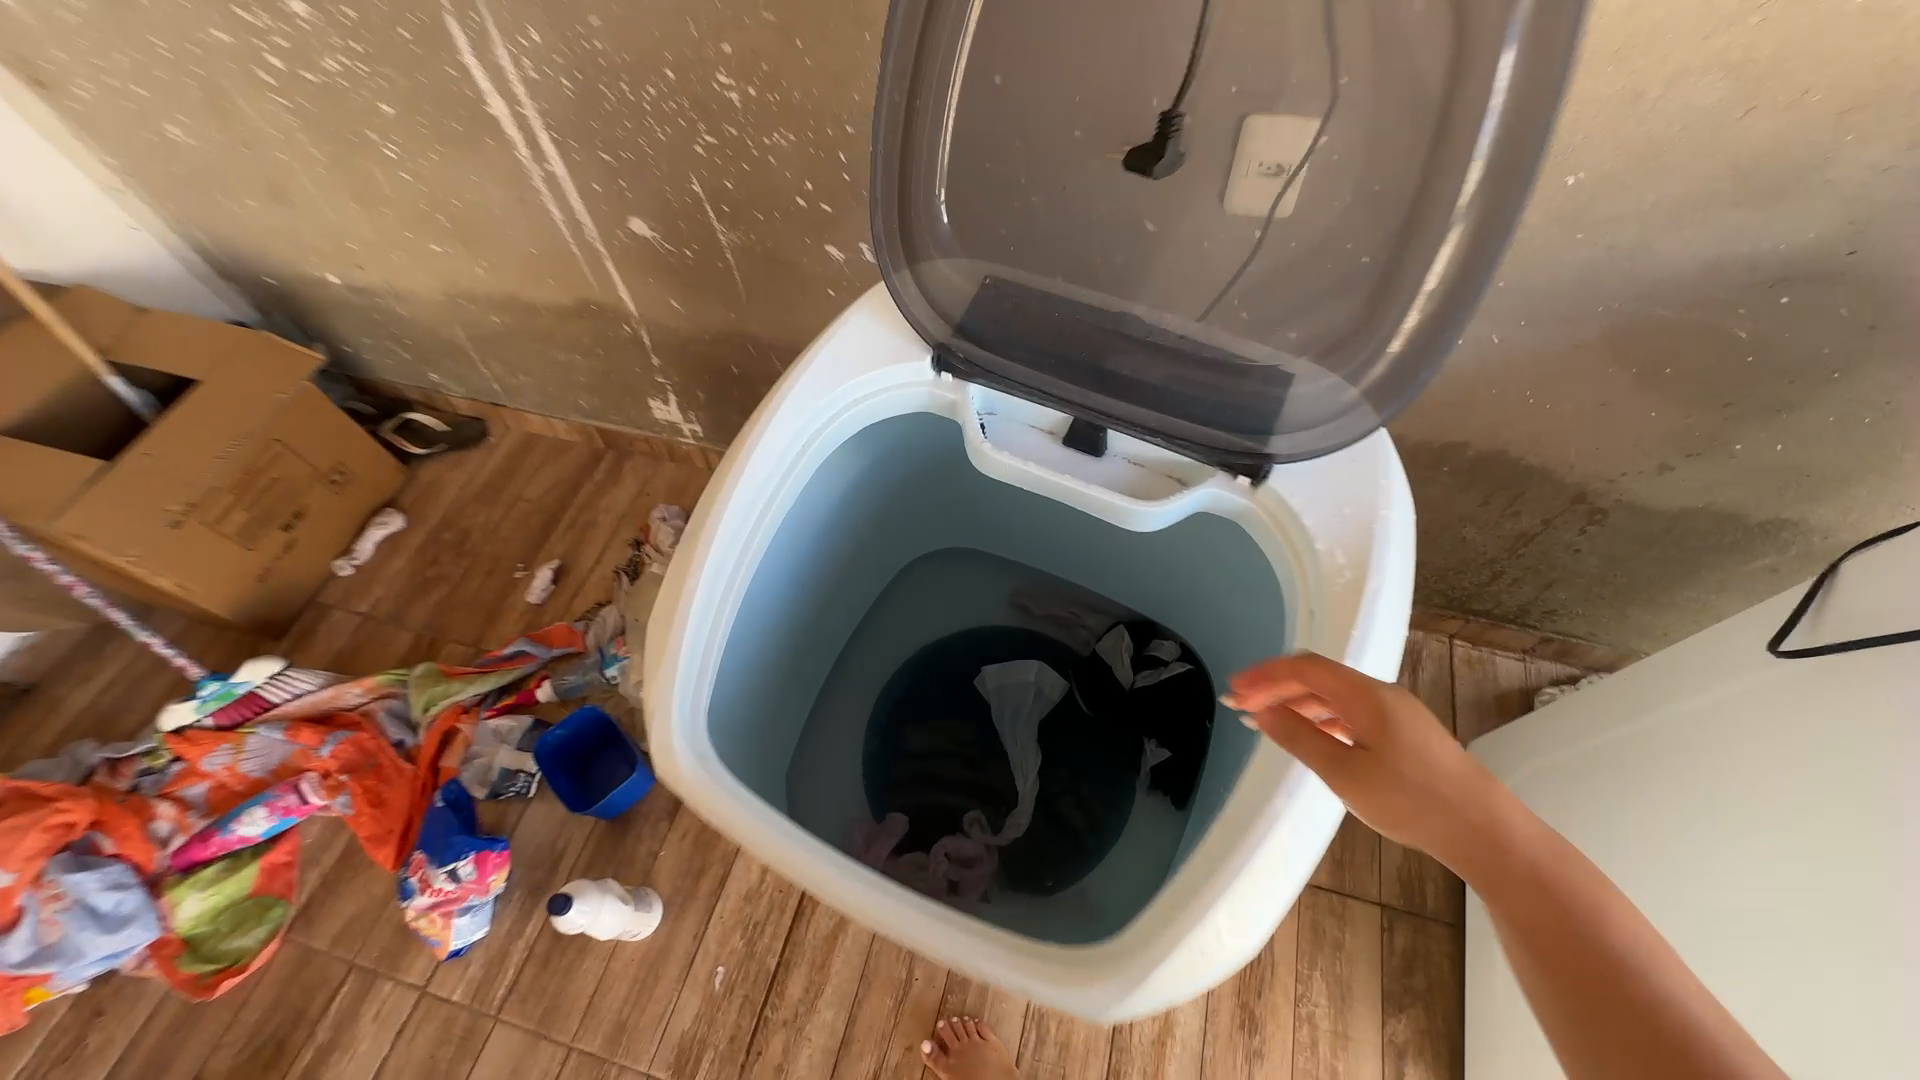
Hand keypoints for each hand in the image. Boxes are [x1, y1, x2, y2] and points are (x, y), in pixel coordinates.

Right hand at [1224, 652, 1507, 869]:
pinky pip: (1350, 713)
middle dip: (1276, 688)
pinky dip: (1319, 718)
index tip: (1234, 690)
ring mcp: (1395, 714)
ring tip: (1264, 720)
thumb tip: (1263, 712)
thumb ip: (1300, 738)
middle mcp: (1381, 695)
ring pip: (1334, 696)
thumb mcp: (1344, 773)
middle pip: (1318, 678)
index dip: (1265, 675)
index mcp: (1366, 695)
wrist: (1482, 829)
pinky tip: (1307, 736)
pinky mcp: (1404, 734)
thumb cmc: (1410, 800)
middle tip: (1240, 706)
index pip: (1305, 668)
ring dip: (1296, 703)